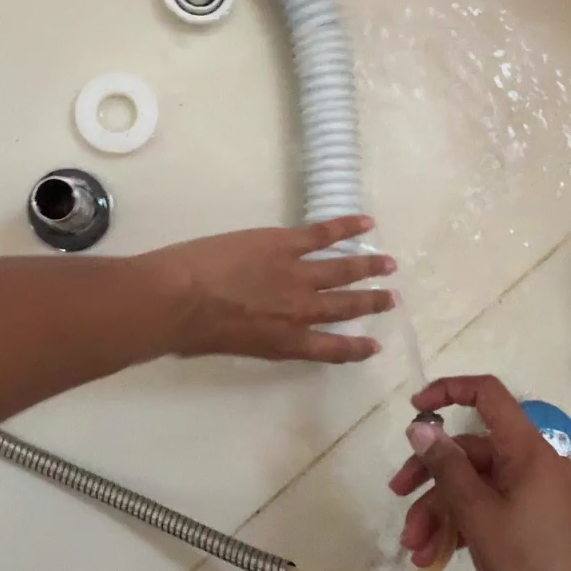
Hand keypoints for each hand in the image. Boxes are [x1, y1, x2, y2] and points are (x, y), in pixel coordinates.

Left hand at [136, 216, 395, 362]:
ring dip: (368, 266)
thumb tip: (252, 328)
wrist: (179, 299)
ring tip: (389, 264)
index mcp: (285, 341)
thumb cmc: (192, 332)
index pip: (332, 349)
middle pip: (345, 307)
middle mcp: (300, 311)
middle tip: (391, 299)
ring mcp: (296, 274)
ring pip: (342, 270)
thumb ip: (252, 338)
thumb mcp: (229, 348)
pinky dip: (346, 227)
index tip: (374, 345)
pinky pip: (322, 234)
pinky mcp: (283, 243)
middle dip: (371, 303)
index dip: (356, 348)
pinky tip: (366, 222)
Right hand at [389, 376, 570, 570]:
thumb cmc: (528, 566)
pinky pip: (492, 508)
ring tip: (414, 546)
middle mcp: (537, 465)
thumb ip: (446, 465)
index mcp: (529, 451)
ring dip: (440, 511)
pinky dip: (462, 526)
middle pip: (472, 451)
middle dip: (431, 475)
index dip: (449, 391)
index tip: (415, 410)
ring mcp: (539, 496)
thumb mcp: (477, 514)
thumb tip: (420, 427)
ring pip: (476, 485)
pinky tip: (434, 555)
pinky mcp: (538, 523)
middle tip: (397, 495)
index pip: (489, 395)